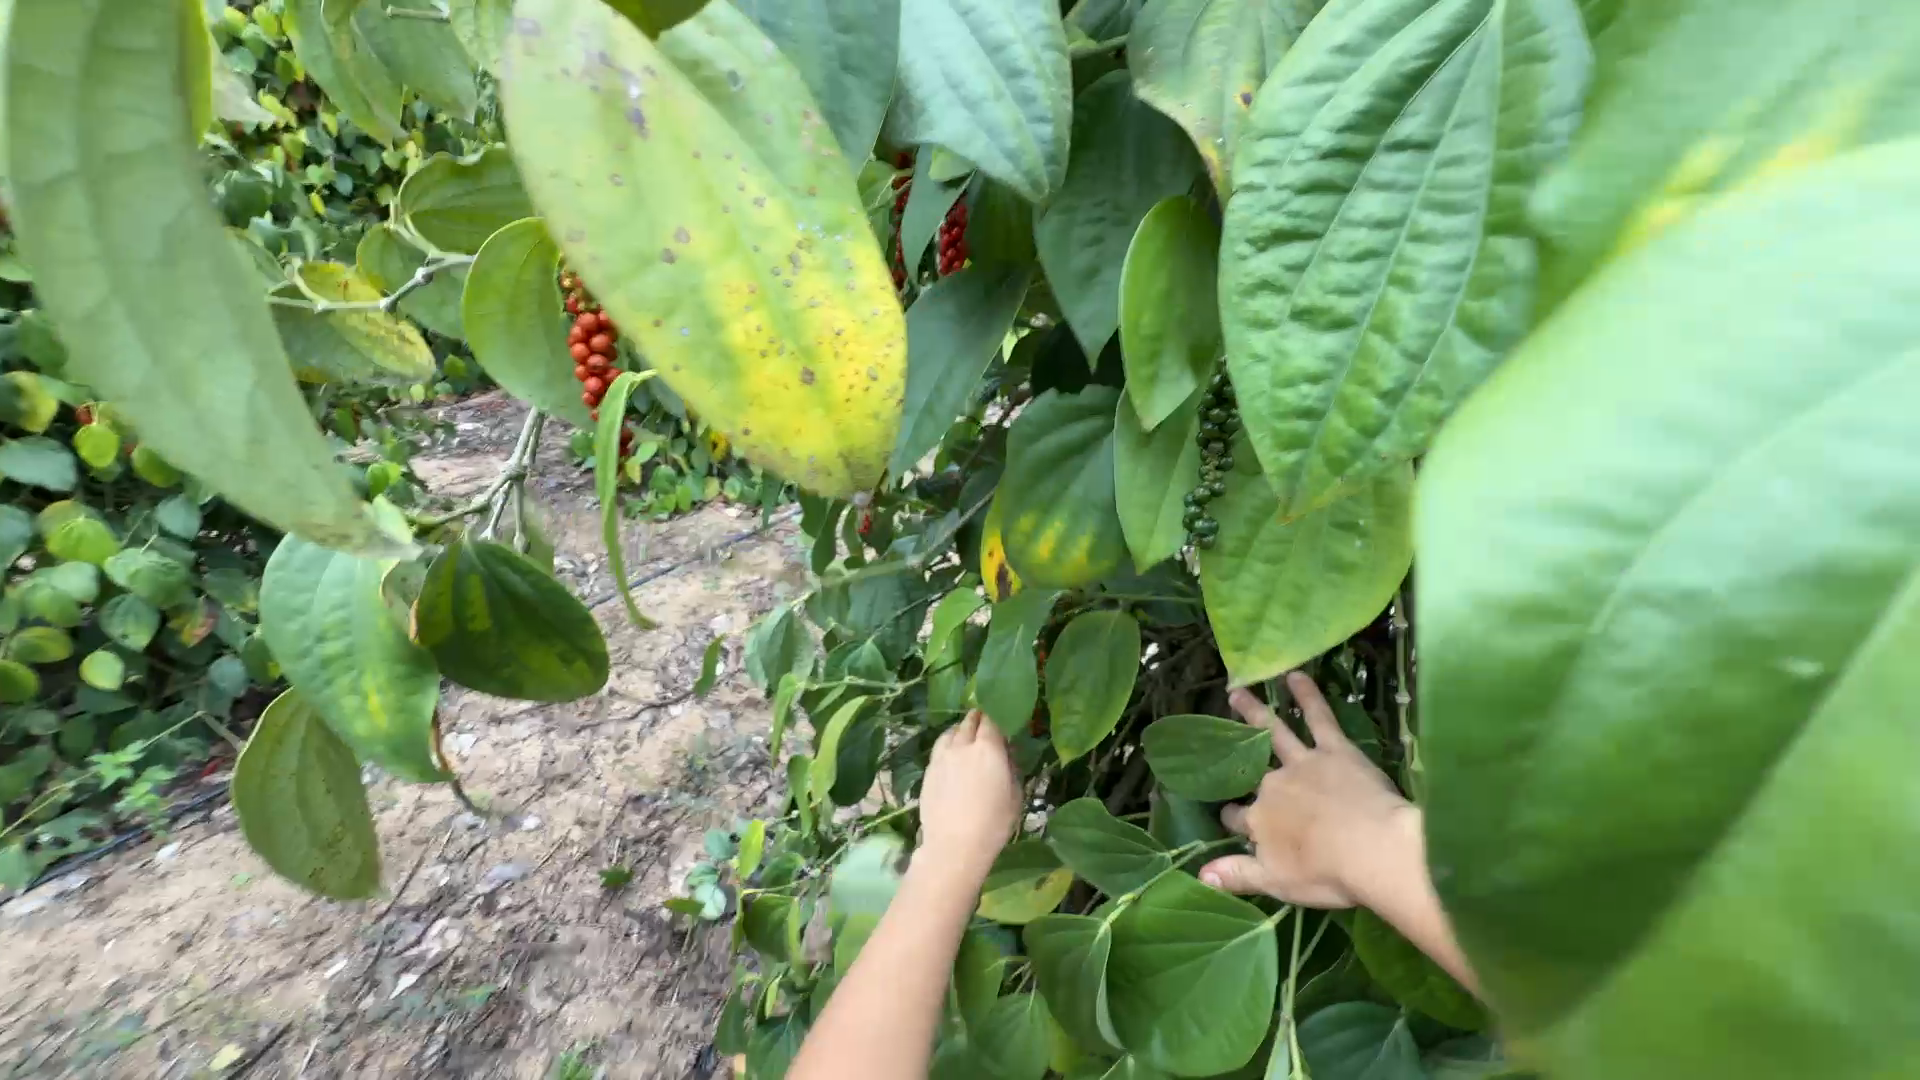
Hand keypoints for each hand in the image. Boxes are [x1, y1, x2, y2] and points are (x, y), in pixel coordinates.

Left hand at [918, 711, 1022, 878]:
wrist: (953, 846)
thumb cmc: (992, 824)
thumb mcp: (1015, 796)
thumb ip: (1012, 768)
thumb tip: (1007, 754)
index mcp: (988, 749)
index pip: (991, 720)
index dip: (998, 716)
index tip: (1003, 720)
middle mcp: (962, 745)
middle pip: (969, 721)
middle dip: (979, 718)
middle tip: (986, 724)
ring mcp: (942, 756)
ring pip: (951, 731)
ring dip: (961, 730)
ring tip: (967, 737)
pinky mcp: (928, 770)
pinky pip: (940, 747)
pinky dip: (948, 744)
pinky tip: (952, 755)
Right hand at [1199, 672, 1415, 908]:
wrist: (1373, 850)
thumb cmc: (1327, 873)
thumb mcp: (1276, 883)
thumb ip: (1237, 875)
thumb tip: (1199, 875)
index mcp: (1260, 820)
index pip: (1238, 818)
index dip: (1235, 819)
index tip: (1231, 819)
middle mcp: (1273, 786)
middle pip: (1251, 773)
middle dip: (1233, 759)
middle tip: (1219, 743)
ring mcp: (1302, 764)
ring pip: (1272, 733)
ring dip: (1253, 712)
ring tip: (1236, 692)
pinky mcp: (1334, 751)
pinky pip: (1318, 718)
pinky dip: (1307, 696)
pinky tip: (1296, 675)